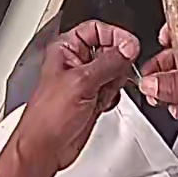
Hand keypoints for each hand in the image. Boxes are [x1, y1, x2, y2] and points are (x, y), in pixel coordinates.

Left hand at [9, 19, 139, 172]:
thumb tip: (128, 47)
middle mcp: (76, 61)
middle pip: (109, 49)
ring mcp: (86, 80)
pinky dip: (112, 96)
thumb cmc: (48, 115)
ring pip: (114, 70)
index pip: (96, 29)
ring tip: (100, 92)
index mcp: (66, 48)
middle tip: (111, 76)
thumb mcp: (82, 81)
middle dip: (115, 63)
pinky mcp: (93, 97)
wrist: (46, 147)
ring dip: (114, 82)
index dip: (115, 35)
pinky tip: (100, 103)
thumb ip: (109, 62)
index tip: (131, 45)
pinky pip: (114, 88)